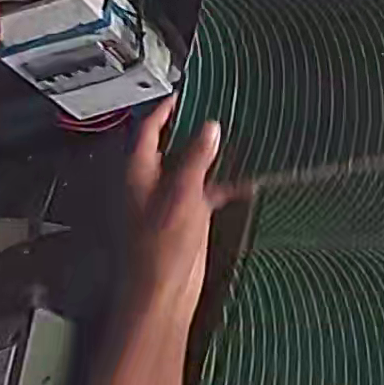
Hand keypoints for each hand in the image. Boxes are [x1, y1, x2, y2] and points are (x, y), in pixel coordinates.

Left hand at [125, 97, 242, 315]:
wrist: (164, 291)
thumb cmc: (159, 247)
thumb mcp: (183, 193)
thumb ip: (197, 157)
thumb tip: (209, 128)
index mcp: (139, 172)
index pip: (148, 129)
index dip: (164, 109)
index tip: (182, 94)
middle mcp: (151, 183)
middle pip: (169, 146)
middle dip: (191, 130)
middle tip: (213, 111)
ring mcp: (168, 201)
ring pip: (190, 168)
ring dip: (209, 156)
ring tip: (233, 139)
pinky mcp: (185, 217)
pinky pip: (205, 192)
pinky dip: (222, 184)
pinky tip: (244, 181)